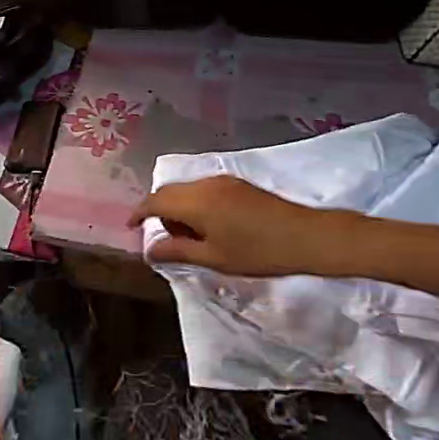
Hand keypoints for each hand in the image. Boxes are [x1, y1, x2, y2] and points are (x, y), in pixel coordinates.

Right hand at [130, 174, 363, 276]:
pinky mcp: (236, 183)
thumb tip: (150, 250)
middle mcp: (204, 184)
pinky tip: (209, 225)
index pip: (155, 202)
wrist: (308, 236)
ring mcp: (222, 180)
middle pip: (168, 192)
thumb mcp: (214, 258)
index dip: (138, 213)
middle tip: (166, 239)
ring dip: (178, 208)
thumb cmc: (258, 252)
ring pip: (185, 189)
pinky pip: (202, 188)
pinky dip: (194, 203)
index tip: (130, 226)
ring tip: (192, 237)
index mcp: (195, 202)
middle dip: (159, 212)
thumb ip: (178, 251)